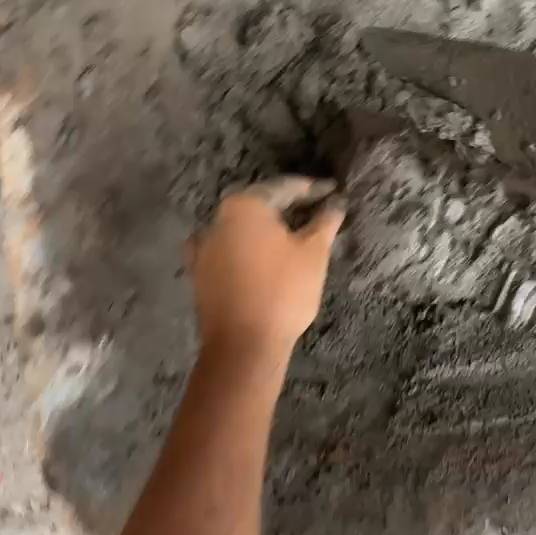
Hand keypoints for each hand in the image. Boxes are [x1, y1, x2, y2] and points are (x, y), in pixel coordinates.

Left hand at [189, 176, 346, 364]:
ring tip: (291, 234)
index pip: (283, 187)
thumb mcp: (313, 253)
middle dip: (288, 207)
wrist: (243, 347)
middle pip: (259, 205)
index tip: (332, 191)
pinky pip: (226, 250)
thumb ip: (325, 222)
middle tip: (316, 210)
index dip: (312, 189)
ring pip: (241, 227)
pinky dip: (243, 248)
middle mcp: (218, 218)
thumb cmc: (283, 292)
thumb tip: (336, 203)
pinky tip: (255, 254)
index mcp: (244, 205)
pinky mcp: (199, 273)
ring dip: (265, 228)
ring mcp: (204, 246)